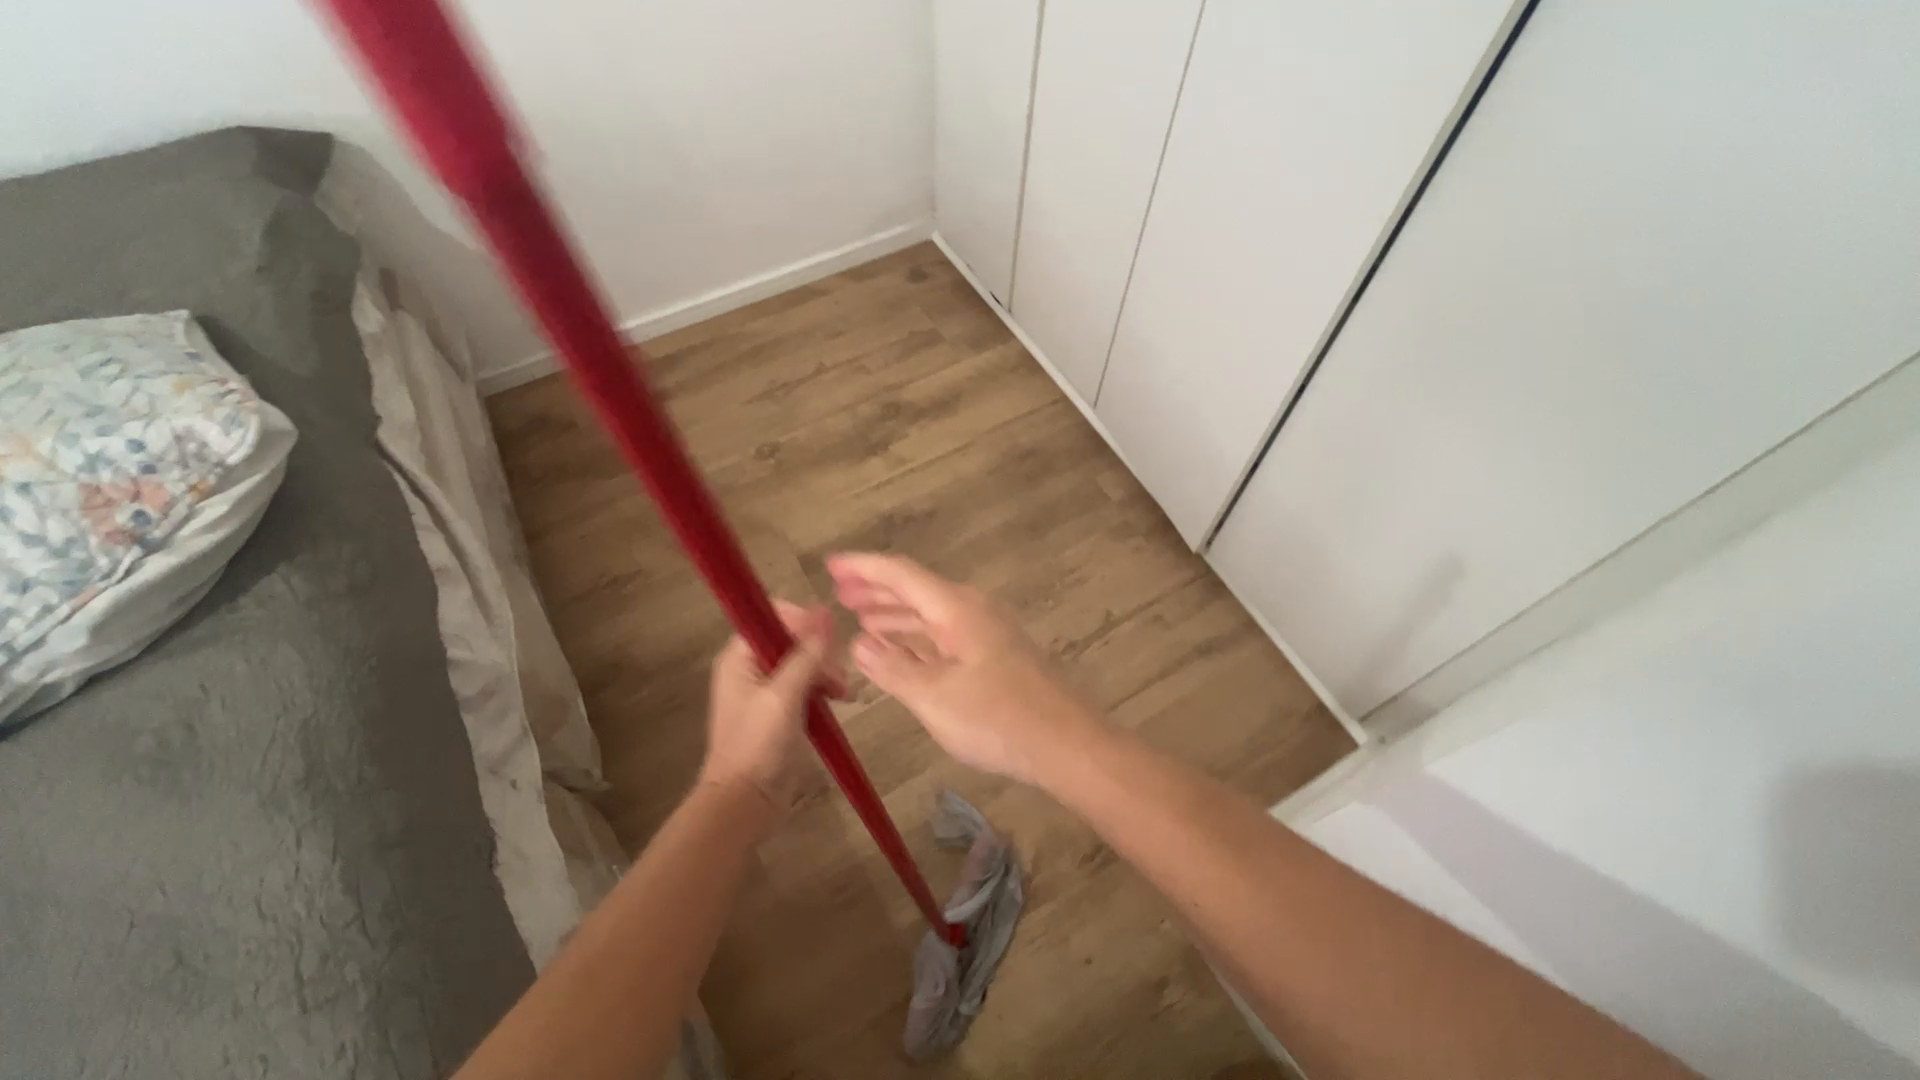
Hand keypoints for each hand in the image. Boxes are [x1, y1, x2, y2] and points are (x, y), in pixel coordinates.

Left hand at [699, 601, 845, 814]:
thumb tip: (825, 612)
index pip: (773, 615)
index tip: (829, 642)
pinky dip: (824, 689)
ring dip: (827, 672)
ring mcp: (766, 689)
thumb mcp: (784, 695)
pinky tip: (841, 701)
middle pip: (793, 639)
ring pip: (804, 662)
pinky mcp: (781, 711)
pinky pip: (807, 685)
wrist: (746, 802)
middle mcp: (750, 666)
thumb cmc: (758, 745)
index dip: (803, 622)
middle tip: (838, 679)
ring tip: (844, 694)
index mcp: (740, 656)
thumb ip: (805, 654)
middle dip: (820, 653)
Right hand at [827, 553, 1102, 783]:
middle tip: (837, 593)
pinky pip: (944, 635)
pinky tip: (900, 651)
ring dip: (895, 615)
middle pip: (916, 589)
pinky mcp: (995, 656)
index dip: (863, 567)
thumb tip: (859, 644)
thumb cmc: (998, 720)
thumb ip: (893, 668)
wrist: (1067, 745)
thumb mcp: (934, 697)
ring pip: (930, 614)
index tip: (829, 565)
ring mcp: (987, 633)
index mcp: (956, 609)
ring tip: (860, 621)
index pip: (901, 574)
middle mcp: (972, 610)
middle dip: (875, 590)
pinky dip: (916, 638)